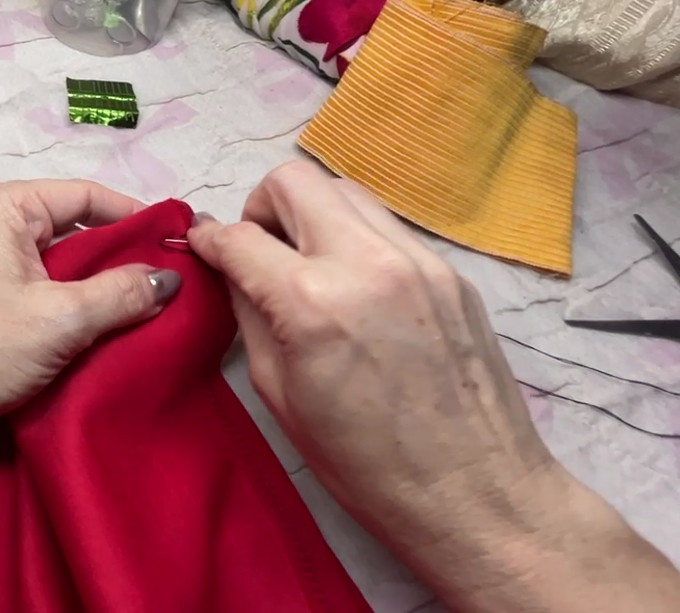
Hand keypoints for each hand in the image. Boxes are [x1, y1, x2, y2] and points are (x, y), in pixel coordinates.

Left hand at [0, 180, 182, 612]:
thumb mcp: (64, 319)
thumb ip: (123, 293)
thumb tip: (168, 277)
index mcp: (2, 205)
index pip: (82, 194)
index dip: (131, 215)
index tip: (170, 238)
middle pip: (62, 218)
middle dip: (108, 246)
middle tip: (154, 273)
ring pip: (43, 247)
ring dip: (82, 270)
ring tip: (125, 296)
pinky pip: (21, 267)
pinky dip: (53, 284)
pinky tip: (78, 312)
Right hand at [189, 162, 679, 612]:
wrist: (480, 499)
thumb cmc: (360, 461)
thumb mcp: (274, 386)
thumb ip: (245, 307)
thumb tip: (226, 263)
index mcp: (311, 302)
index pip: (238, 236)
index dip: (206, 238)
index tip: (199, 244)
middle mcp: (365, 262)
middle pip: (291, 180)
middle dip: (260, 207)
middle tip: (260, 250)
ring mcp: (417, 260)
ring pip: (340, 188)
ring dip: (308, 213)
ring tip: (307, 261)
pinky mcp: (450, 270)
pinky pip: (381, 223)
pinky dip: (350, 236)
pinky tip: (354, 284)